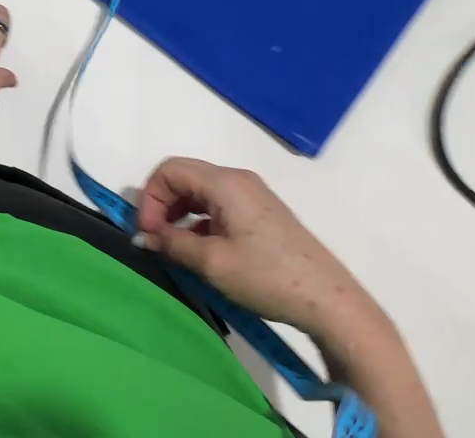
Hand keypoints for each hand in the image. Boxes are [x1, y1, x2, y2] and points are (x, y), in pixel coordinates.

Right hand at [134, 158, 382, 339]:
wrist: (331, 303)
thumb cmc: (267, 277)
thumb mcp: (212, 263)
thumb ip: (172, 245)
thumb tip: (143, 238)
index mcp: (225, 182)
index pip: (170, 170)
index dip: (150, 198)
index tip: (147, 233)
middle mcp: (238, 180)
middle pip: (185, 176)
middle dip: (163, 204)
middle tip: (155, 238)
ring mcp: (254, 195)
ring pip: (202, 192)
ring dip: (181, 213)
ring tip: (176, 247)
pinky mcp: (263, 214)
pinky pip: (220, 205)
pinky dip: (201, 220)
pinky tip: (202, 250)